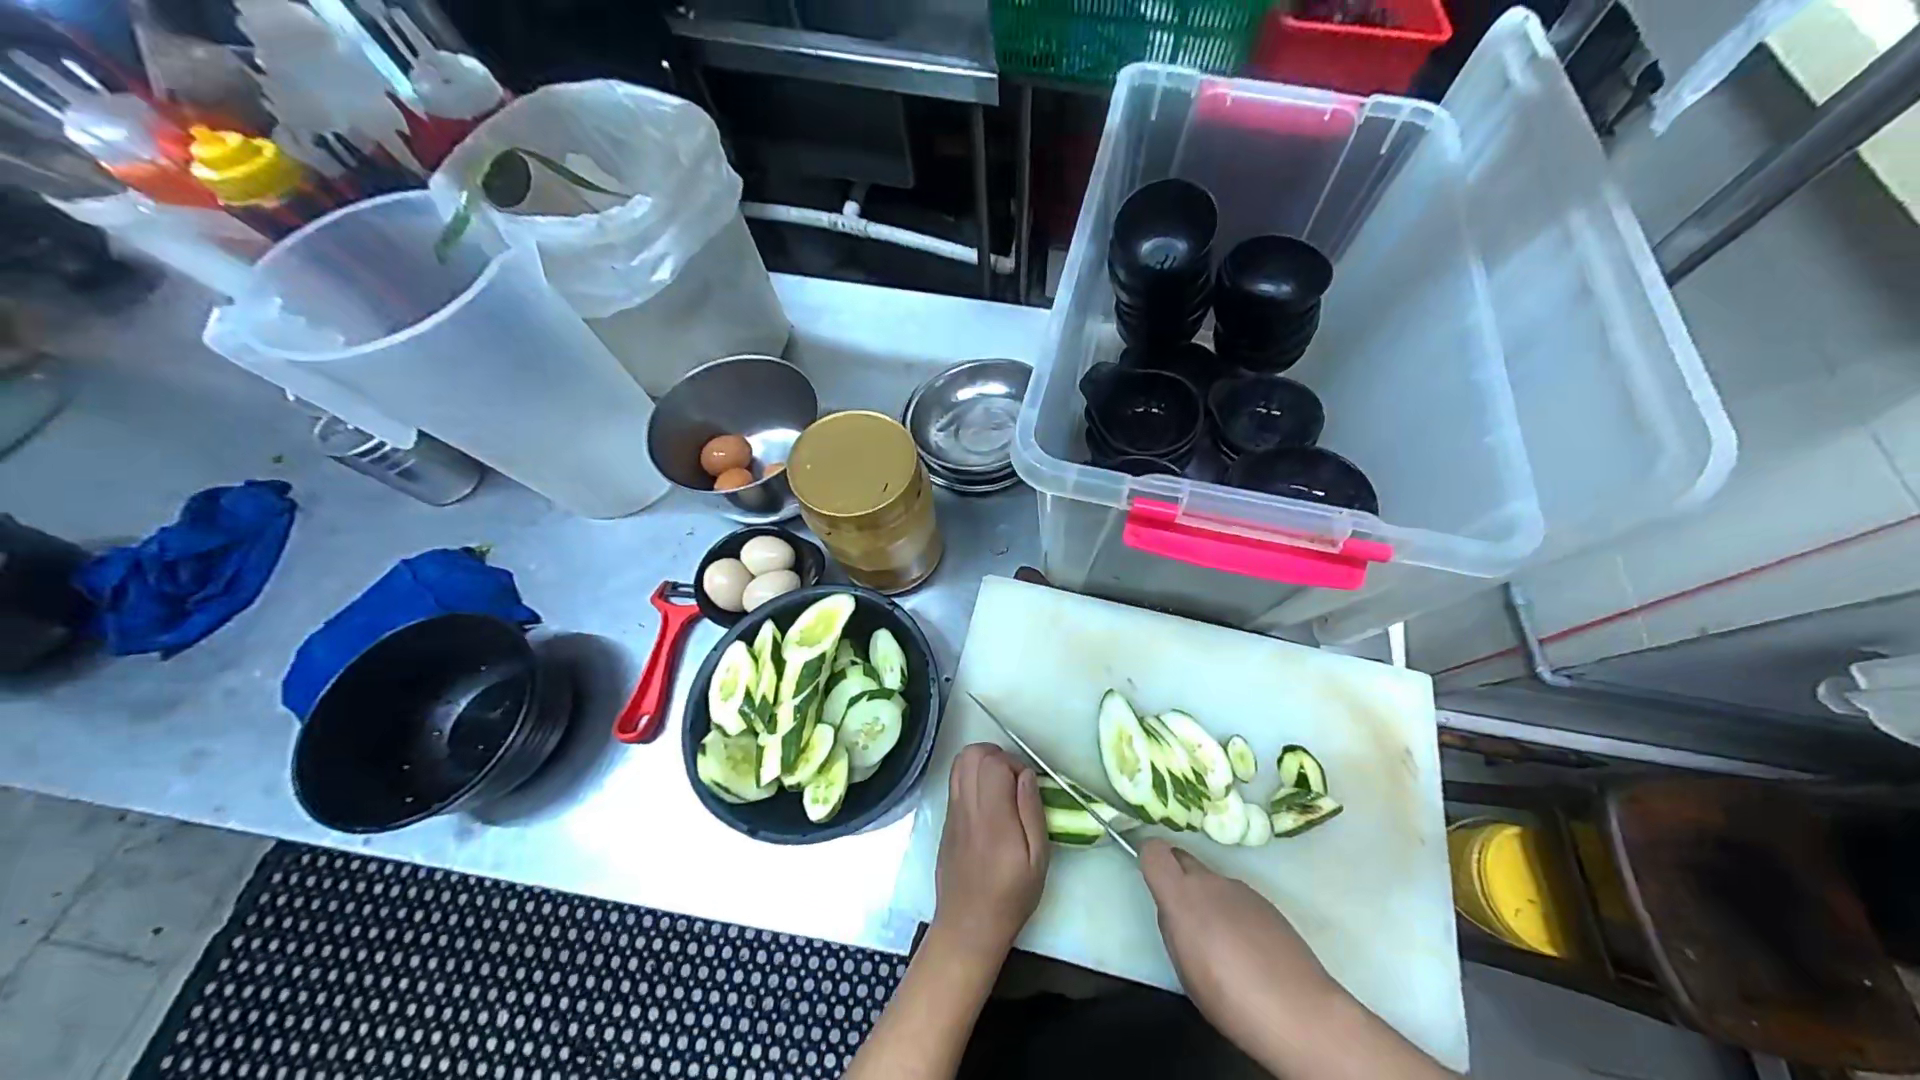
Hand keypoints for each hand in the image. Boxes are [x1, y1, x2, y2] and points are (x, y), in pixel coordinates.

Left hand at [932, 743, 1049, 952]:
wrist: (968, 924)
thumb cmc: (1011, 895)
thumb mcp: (1037, 859)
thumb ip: (1031, 811)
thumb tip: (1026, 774)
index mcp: (992, 817)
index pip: (992, 763)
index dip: (1012, 762)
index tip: (1026, 783)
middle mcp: (967, 807)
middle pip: (971, 754)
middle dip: (996, 755)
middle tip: (1013, 779)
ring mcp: (952, 812)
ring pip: (959, 763)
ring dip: (981, 762)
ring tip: (1001, 785)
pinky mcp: (945, 819)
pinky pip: (954, 781)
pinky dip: (971, 776)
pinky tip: (987, 801)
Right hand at [1139, 839, 1335, 1049]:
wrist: (1301, 1012)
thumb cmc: (1230, 997)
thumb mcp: (1183, 968)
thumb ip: (1172, 928)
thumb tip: (1173, 911)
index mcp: (1182, 895)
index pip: (1154, 851)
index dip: (1148, 858)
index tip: (1151, 878)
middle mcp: (1211, 882)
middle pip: (1183, 859)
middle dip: (1176, 877)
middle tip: (1183, 917)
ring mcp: (1243, 890)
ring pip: (1212, 882)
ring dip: (1207, 900)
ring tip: (1221, 945)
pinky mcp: (1268, 904)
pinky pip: (1237, 898)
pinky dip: (1233, 914)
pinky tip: (1247, 951)